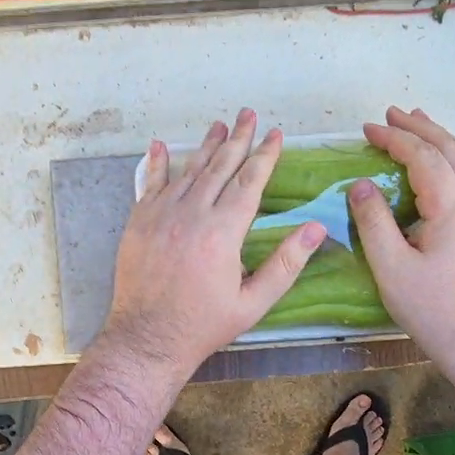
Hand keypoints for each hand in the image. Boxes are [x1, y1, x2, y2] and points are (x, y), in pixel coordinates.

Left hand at [102, 108, 326, 372]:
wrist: (147, 339)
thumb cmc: (204, 326)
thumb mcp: (253, 303)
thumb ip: (285, 265)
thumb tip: (316, 229)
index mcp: (222, 233)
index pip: (249, 182)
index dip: (264, 156)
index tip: (276, 134)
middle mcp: (191, 215)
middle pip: (219, 167)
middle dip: (238, 139)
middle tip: (249, 114)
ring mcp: (160, 216)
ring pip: (188, 171)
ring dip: (205, 146)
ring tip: (220, 125)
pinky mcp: (138, 223)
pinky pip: (150, 185)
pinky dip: (157, 164)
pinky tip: (160, 146)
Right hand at [348, 107, 454, 367]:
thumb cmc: (430, 306)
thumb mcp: (391, 267)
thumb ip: (374, 222)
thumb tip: (361, 185)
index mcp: (451, 206)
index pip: (422, 158)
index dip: (395, 140)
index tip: (368, 129)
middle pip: (449, 149)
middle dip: (420, 128)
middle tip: (393, 113)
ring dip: (437, 139)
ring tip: (417, 123)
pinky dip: (447, 158)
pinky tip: (435, 164)